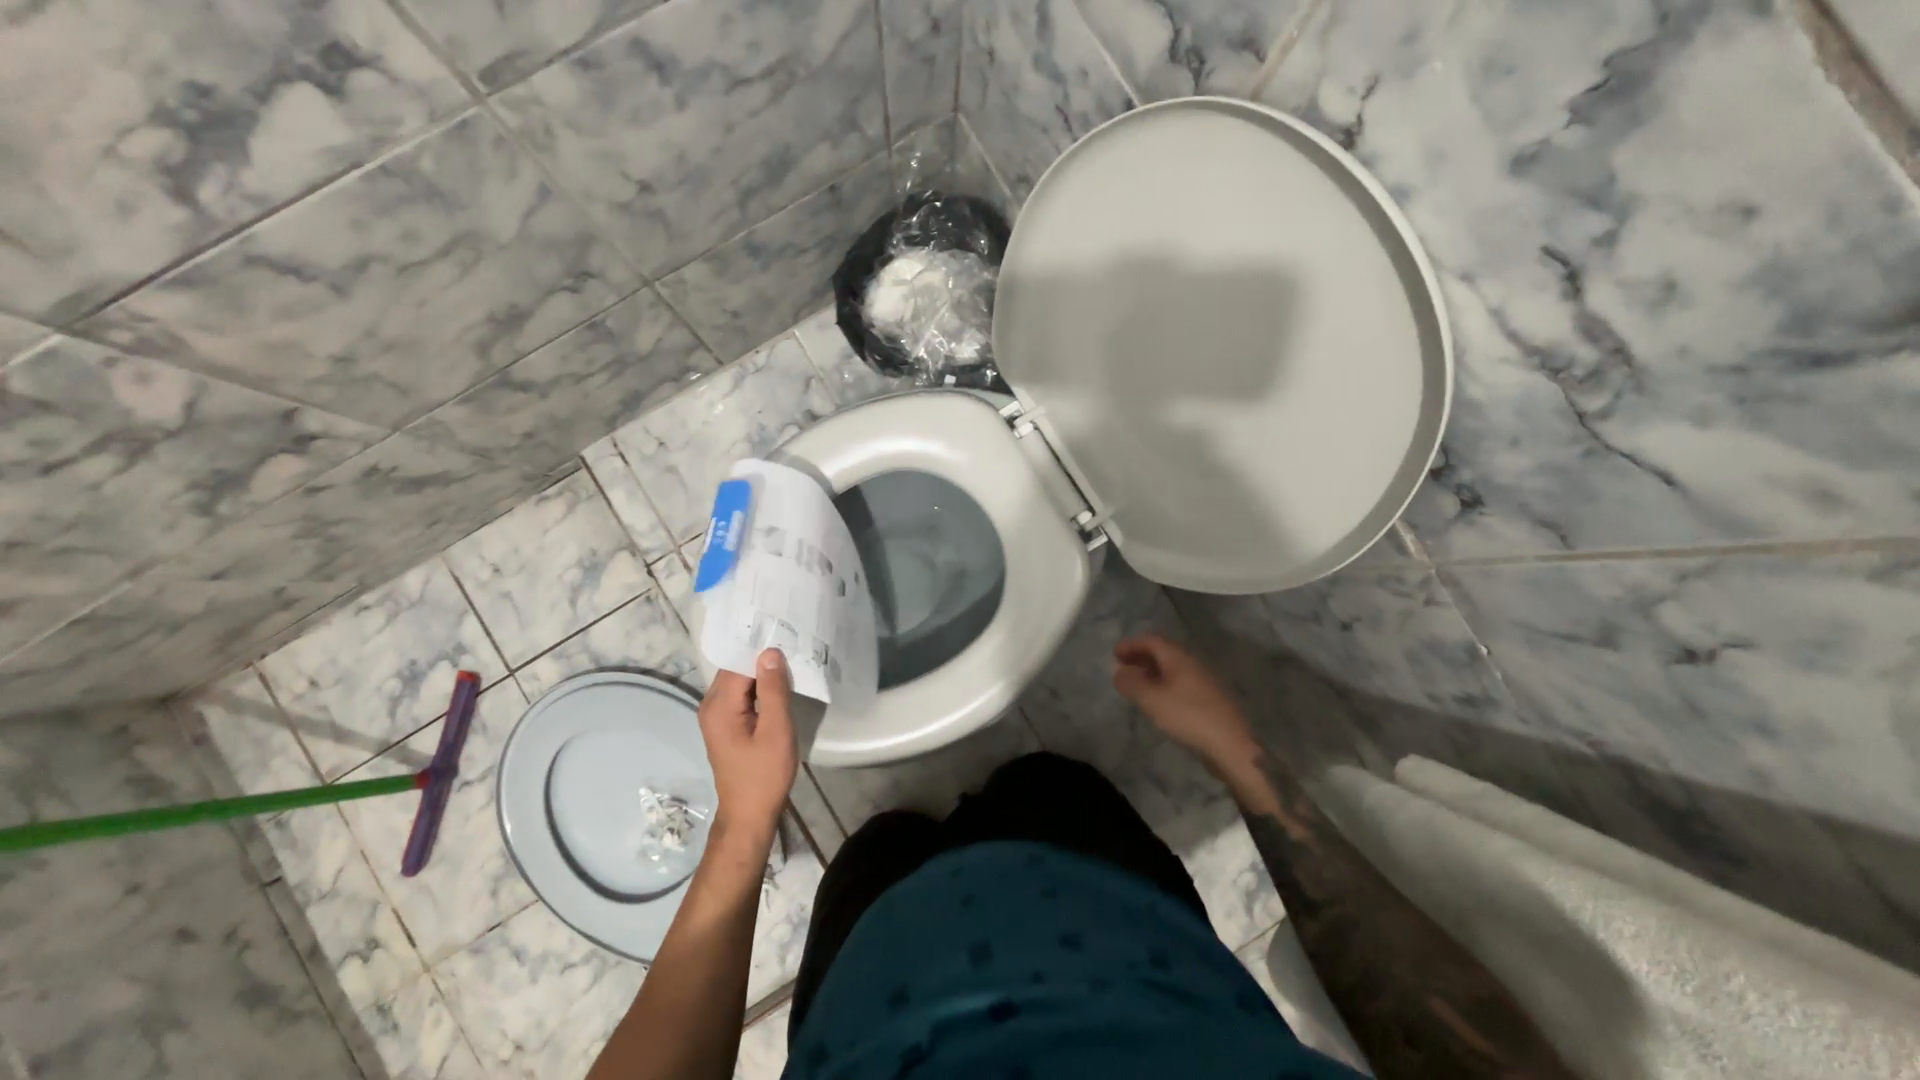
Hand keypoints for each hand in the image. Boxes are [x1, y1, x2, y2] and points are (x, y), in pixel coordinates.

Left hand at [697, 649, 797, 842]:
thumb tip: (770, 652)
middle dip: (761, 659)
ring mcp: (715, 716)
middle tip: (793, 645)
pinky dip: (758, 689)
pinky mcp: (724, 725)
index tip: (787, 635)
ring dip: (761, 674)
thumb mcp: (776, 730)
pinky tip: (778, 687)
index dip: (761, 650)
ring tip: (790, 662)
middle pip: (736, 670)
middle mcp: (710, 706)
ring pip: (738, 682)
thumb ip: (773, 690)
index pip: (738, 663)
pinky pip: (740, 696)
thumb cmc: (764, 774)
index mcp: (719, 706)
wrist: (749, 814)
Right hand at [1113, 634, 1256, 765]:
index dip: (1132, 644)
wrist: (1230, 743)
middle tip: (1122, 667)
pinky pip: (1179, 684)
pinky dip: (1163, 685)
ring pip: (1172, 670)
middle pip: (1163, 653)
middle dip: (1140, 657)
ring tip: (1135, 685)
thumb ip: (1132, 683)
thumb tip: (1119, 672)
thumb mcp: (1151, 699)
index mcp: (1179, 658)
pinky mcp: (1208, 700)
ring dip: (1151, 672)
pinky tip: (1157, 701)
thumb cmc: (1187, 715)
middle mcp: (1192, 664)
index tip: (1114, 654)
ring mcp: (1203, 682)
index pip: (1152, 641)